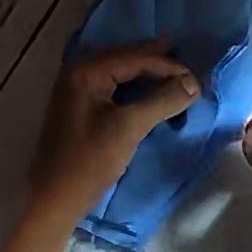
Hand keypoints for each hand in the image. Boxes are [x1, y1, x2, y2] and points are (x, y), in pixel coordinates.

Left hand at [31, 44, 199, 225]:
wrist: (55, 197)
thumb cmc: (89, 161)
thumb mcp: (129, 128)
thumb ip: (162, 101)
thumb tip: (193, 83)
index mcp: (86, 71)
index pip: (135, 59)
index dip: (168, 66)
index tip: (197, 79)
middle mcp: (78, 72)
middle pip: (124, 58)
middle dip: (155, 58)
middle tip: (183, 55)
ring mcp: (77, 90)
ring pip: (118, 71)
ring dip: (145, 70)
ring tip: (169, 69)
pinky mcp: (80, 108)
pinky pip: (112, 85)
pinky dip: (133, 85)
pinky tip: (146, 89)